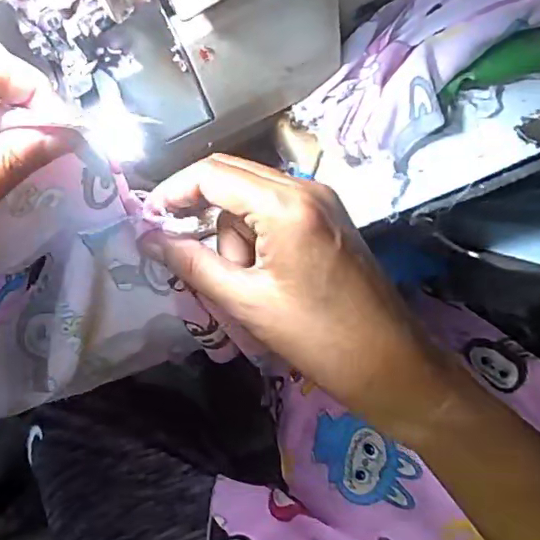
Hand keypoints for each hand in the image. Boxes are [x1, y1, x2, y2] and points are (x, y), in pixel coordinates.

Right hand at [139, 154, 452, 434]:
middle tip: (178, 248)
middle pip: (228, 174)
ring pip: (247, 194)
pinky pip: (270, 208)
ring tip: (242, 281)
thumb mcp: (245, 301)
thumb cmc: (317, 338)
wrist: (393, 365)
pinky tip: (257, 271)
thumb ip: (190, 263)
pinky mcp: (326, 216)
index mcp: (285, 206)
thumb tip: (147, 238)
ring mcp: (320, 199)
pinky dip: (251, 232)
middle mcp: (305, 188)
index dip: (172, 192)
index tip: (147, 221)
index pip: (211, 174)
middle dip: (198, 209)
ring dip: (230, 230)